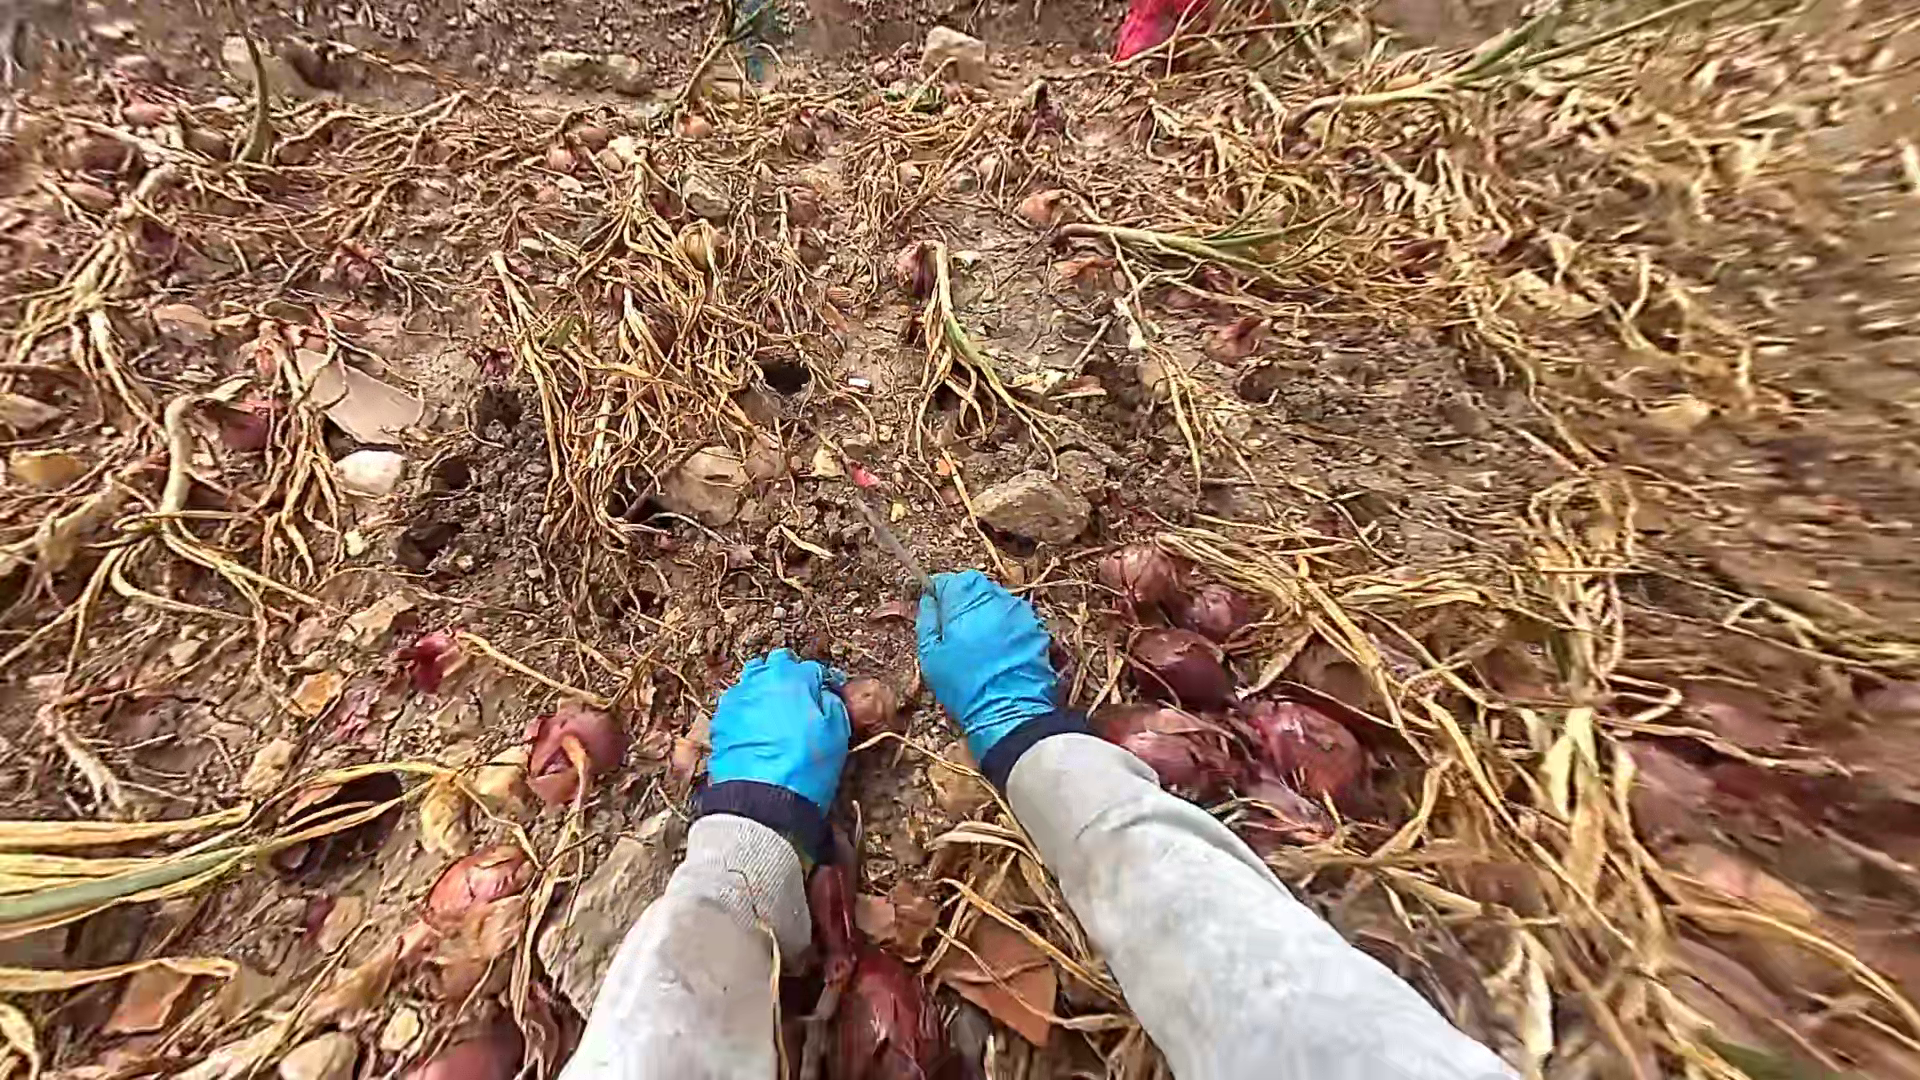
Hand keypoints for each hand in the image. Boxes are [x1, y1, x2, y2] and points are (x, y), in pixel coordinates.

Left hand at [709, 649, 849, 810]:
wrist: (761, 804)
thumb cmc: (803, 767)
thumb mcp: (837, 732)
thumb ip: (834, 702)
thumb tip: (826, 695)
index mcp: (791, 677)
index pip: (812, 668)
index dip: (823, 684)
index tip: (827, 697)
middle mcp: (760, 680)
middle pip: (777, 666)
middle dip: (790, 678)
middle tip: (802, 702)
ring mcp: (736, 700)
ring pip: (753, 682)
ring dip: (766, 690)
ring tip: (778, 714)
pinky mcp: (720, 722)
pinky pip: (737, 706)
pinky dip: (748, 711)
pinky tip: (759, 731)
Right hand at [917, 570, 1057, 762]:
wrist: (1010, 712)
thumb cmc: (965, 686)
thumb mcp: (930, 655)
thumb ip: (927, 620)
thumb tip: (928, 600)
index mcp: (966, 600)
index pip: (948, 580)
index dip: (938, 593)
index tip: (935, 609)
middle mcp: (995, 598)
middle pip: (974, 585)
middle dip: (963, 601)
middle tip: (955, 629)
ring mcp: (1019, 611)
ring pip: (996, 599)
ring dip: (985, 611)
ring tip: (978, 641)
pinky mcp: (1037, 627)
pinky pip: (1014, 617)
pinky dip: (1004, 625)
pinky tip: (998, 649)